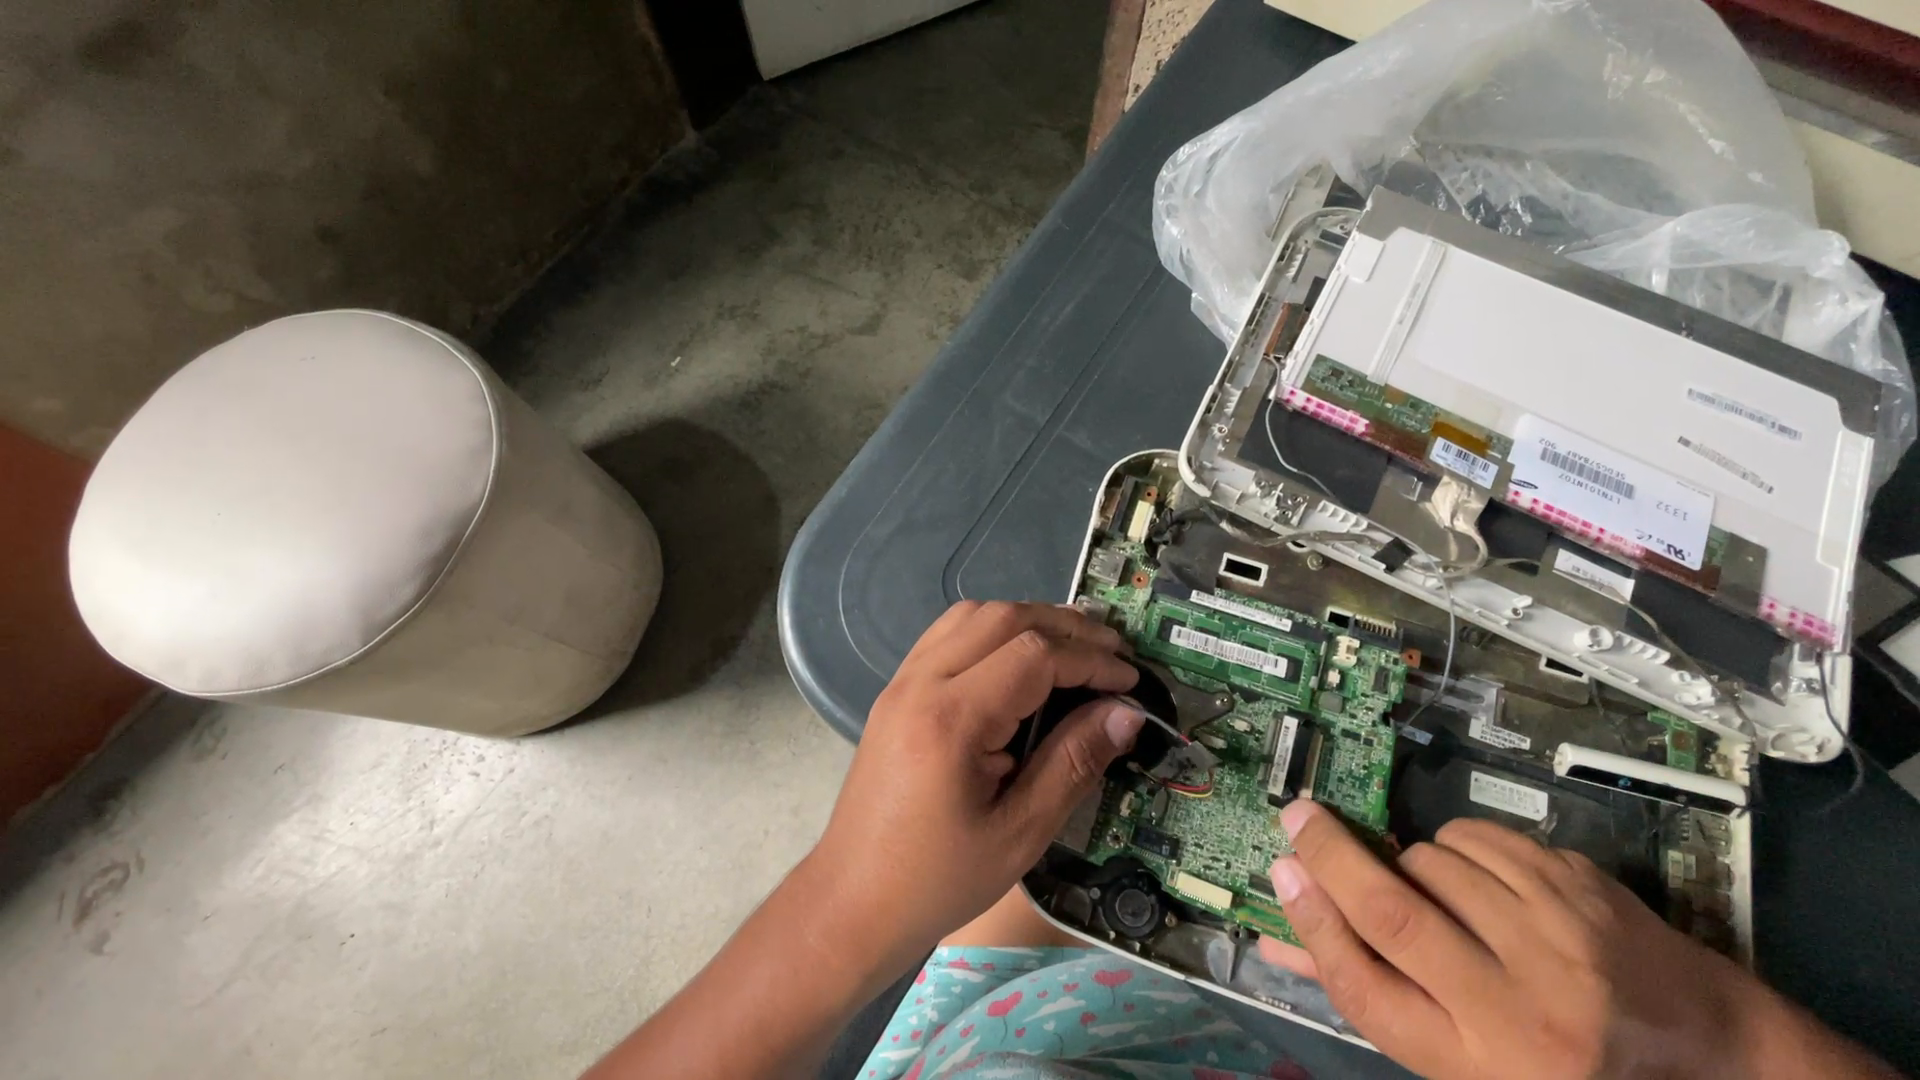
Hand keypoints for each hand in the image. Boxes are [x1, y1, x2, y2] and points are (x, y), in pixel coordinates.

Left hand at [803, 601, 1142, 969]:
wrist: (852, 900)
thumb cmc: (937, 879)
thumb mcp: (1019, 833)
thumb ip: (1073, 763)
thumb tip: (1126, 713)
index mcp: (950, 720)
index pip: (1033, 655)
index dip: (1090, 659)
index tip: (1131, 680)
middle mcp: (920, 683)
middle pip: (1002, 618)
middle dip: (1064, 626)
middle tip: (1112, 651)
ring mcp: (901, 683)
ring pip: (971, 616)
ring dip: (1027, 620)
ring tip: (1073, 647)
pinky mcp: (895, 692)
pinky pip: (947, 635)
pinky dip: (991, 631)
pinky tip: (1017, 660)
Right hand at [1261, 801, 1896, 1079]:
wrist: (1703, 1050)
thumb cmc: (1554, 1062)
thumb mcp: (1459, 1051)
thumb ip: (1371, 989)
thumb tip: (1277, 937)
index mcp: (1481, 1060)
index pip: (1367, 989)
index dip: (1314, 924)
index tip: (1281, 871)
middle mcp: (1519, 1005)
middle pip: (1392, 910)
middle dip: (1330, 854)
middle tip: (1295, 816)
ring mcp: (1558, 938)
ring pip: (1433, 860)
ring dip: (1406, 859)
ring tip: (1428, 888)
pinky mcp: (1580, 886)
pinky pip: (1479, 837)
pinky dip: (1452, 844)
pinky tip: (1471, 873)